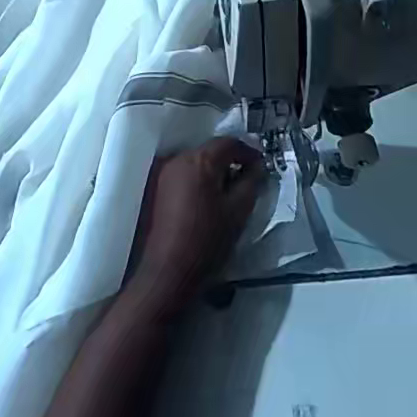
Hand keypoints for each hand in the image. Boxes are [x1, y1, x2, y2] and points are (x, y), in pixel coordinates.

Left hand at [125, 138, 265, 314]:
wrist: (167, 273)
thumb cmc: (207, 240)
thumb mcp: (238, 211)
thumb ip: (251, 182)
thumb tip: (257, 167)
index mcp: (200, 160)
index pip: (229, 143)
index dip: (248, 152)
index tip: (260, 165)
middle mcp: (179, 159)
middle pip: (210, 151)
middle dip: (230, 161)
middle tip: (246, 178)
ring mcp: (164, 173)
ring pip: (196, 162)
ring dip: (212, 170)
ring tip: (227, 190)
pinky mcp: (156, 188)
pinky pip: (183, 174)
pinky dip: (197, 179)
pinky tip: (206, 198)